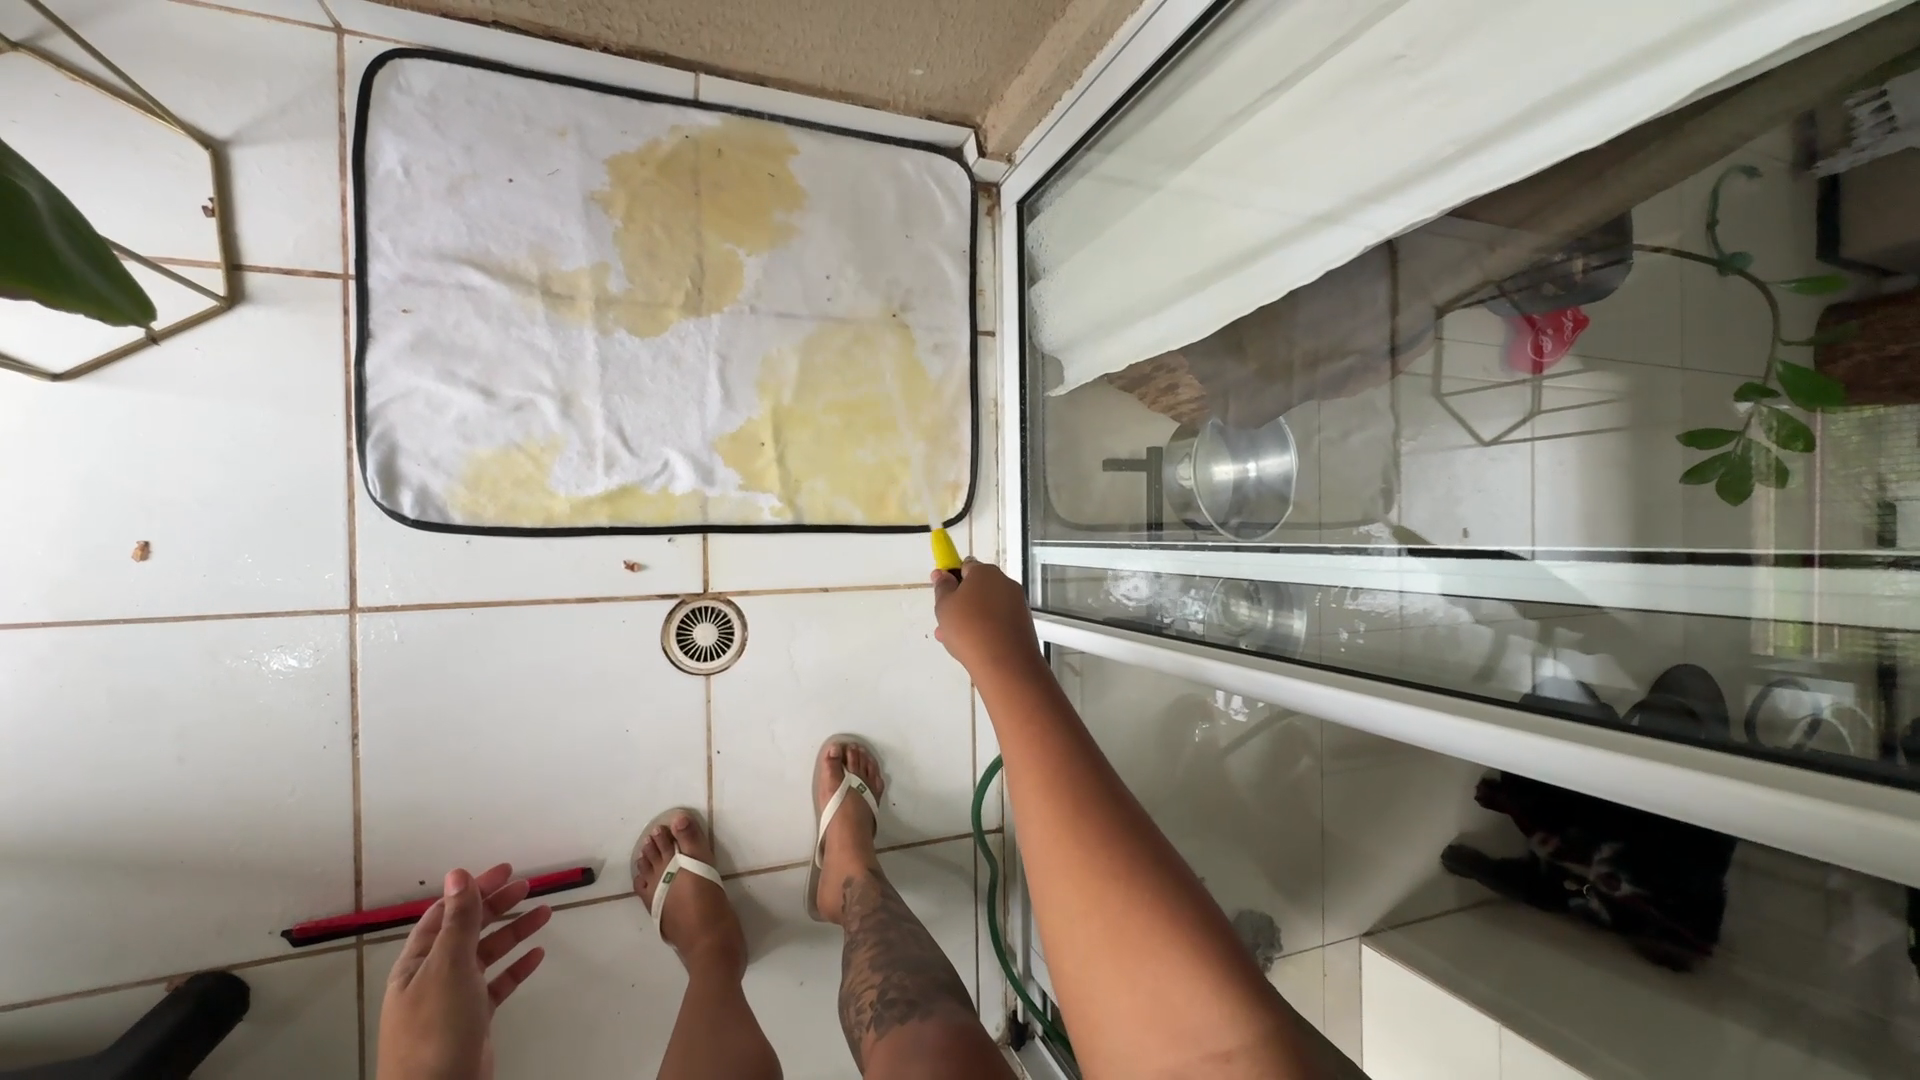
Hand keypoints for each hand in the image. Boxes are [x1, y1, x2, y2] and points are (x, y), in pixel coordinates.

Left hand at [376, 864, 552, 1079]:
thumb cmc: (437, 1026)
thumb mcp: (449, 966)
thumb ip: (459, 920)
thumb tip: (458, 874)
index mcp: (417, 962)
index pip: (446, 914)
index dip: (473, 889)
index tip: (505, 870)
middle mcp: (433, 976)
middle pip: (468, 930)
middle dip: (497, 905)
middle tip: (527, 885)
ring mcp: (454, 998)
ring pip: (488, 954)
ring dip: (514, 931)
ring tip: (545, 911)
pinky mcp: (474, 1018)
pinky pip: (498, 983)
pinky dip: (517, 966)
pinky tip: (537, 954)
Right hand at [931, 558, 1043, 680]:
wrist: (1005, 662)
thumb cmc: (968, 628)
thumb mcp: (944, 606)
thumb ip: (942, 587)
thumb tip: (942, 573)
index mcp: (985, 571)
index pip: (966, 566)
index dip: (952, 579)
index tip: (942, 595)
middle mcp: (1005, 582)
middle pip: (978, 588)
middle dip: (961, 603)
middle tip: (946, 622)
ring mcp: (1017, 603)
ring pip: (987, 607)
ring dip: (971, 619)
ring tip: (955, 640)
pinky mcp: (1023, 623)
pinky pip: (999, 621)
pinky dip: (987, 629)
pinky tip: (975, 646)